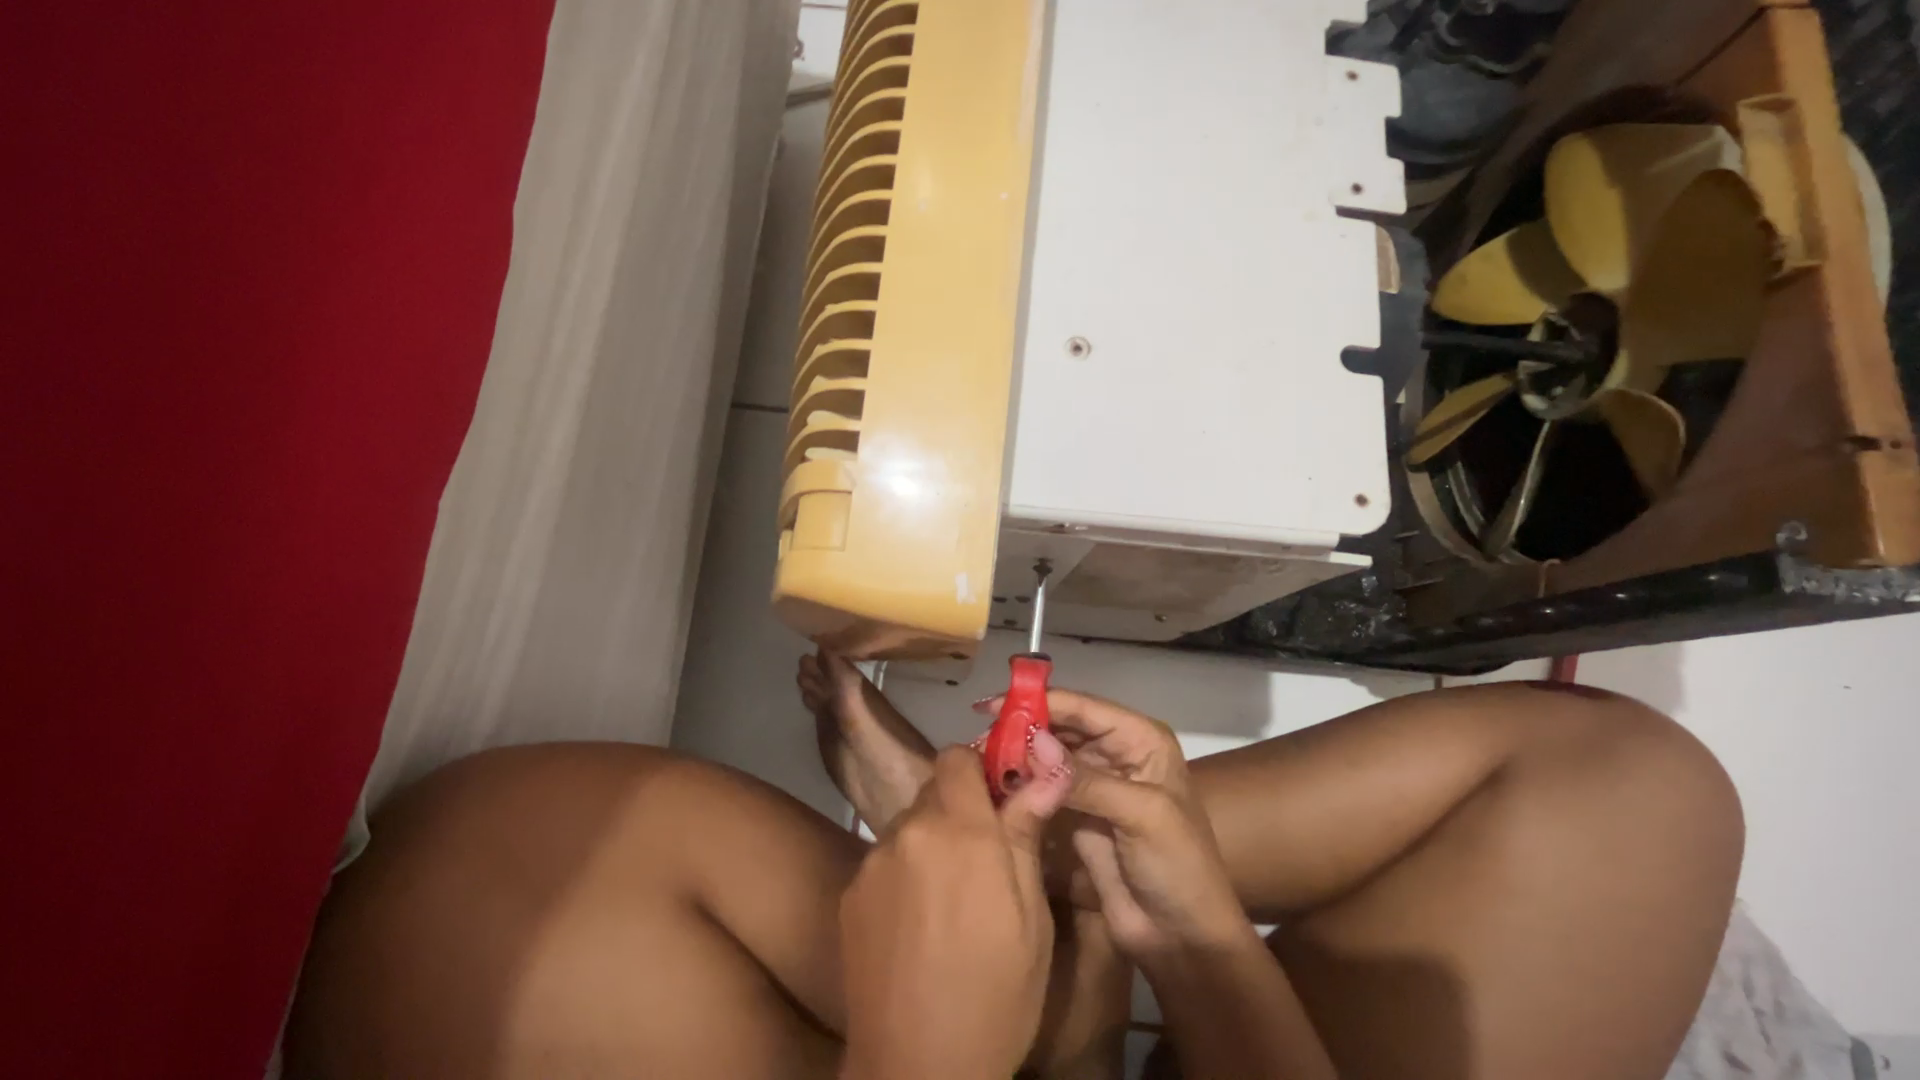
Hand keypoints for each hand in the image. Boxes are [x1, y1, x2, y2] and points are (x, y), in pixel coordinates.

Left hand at [838, 736, 1073, 1079]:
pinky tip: (917, 927)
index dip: (980, 770)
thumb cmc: (997, 996)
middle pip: (933, 791)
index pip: (957, 756)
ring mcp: (871, 863)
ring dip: (930, 844)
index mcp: (959, 831)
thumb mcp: (1033, 921)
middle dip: (960, 811)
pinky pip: (884, 862)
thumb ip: (1026, 836)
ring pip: (907, 827)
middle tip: (985, 861)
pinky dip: (903, 876)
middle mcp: (906, 832)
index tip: (1001, 801)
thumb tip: (1044, 770)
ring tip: (950, 903)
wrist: (915, 1069)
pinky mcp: (849, 894)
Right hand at [977, 691, 1250, 961]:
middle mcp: (1115, 754)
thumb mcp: (1141, 814)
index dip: (1039, 702)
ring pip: (1048, 757)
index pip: (1084, 708)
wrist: (1181, 936)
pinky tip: (990, 784)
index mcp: (1141, 740)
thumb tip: (1034, 743)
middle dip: (1023, 728)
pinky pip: (1042, 789)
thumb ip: (1087, 779)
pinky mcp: (1076, 816)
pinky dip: (1019, 784)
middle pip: (1061, 728)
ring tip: (976, 757)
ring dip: (1017, 755)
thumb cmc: (1178, 865)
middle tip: (977, 736)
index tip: (992, 705)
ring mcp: (1093, 785)